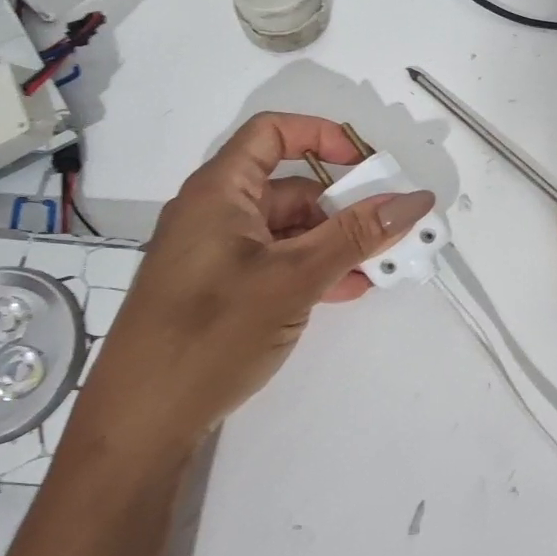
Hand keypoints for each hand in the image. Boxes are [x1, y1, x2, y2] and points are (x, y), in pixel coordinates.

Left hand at [70, 113, 434, 458]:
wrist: (141, 422)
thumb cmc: (213, 333)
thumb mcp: (294, 279)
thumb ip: (356, 236)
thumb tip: (415, 199)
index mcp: (219, 191)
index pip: (273, 133)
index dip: (323, 136)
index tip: (367, 166)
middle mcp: (213, 213)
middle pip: (288, 187)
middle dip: (342, 205)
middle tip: (386, 229)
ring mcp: (213, 255)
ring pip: (285, 230)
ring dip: (332, 243)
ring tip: (376, 268)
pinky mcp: (216, 291)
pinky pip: (273, 263)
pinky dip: (309, 270)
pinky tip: (343, 293)